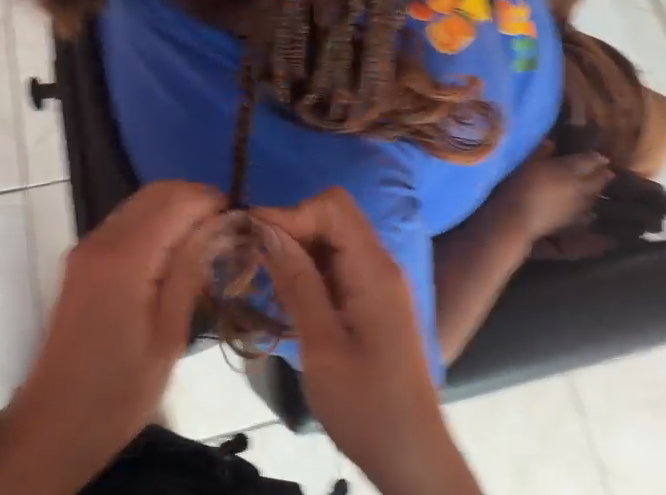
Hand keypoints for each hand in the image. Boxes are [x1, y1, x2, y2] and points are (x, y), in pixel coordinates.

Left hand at [0, 181, 225, 494]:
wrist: (56, 423)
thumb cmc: (119, 391)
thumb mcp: (169, 337)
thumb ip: (191, 270)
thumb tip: (219, 225)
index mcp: (124, 259)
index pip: (177, 200)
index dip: (213, 202)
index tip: (243, 225)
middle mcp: (101, 240)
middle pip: (157, 192)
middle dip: (197, 201)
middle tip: (229, 233)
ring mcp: (88, 247)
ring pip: (141, 202)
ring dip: (177, 209)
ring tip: (209, 243)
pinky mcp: (83, 259)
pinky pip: (126, 221)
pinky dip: (156, 223)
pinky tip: (177, 254)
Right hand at [255, 190, 482, 494]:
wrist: (412, 458)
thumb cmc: (367, 407)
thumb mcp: (322, 346)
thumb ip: (297, 283)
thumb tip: (266, 230)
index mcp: (374, 270)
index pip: (332, 206)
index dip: (290, 214)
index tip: (253, 241)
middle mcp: (380, 266)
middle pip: (332, 218)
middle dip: (290, 230)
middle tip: (254, 264)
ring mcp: (378, 284)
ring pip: (332, 242)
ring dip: (296, 253)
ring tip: (264, 284)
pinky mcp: (372, 303)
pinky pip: (337, 268)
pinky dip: (308, 274)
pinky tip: (286, 302)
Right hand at [502, 147, 609, 240]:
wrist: (519, 218)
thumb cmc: (519, 186)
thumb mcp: (527, 163)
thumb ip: (542, 152)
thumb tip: (551, 142)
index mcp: (569, 169)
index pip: (590, 161)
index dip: (597, 157)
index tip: (601, 155)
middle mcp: (580, 187)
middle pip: (598, 179)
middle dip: (604, 174)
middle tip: (608, 170)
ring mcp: (578, 205)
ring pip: (595, 196)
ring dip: (599, 190)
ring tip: (600, 187)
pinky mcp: (574, 221)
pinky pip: (588, 213)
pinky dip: (590, 208)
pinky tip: (591, 212)